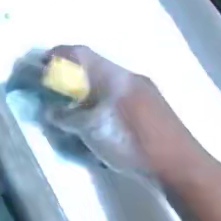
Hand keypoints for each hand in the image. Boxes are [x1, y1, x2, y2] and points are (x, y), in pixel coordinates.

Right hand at [46, 46, 205, 178]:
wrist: (181, 168)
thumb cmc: (133, 144)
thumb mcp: (92, 130)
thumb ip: (67, 116)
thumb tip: (49, 109)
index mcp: (116, 76)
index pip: (80, 53)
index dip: (57, 55)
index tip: (38, 66)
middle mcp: (131, 77)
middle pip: (93, 67)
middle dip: (69, 76)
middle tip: (51, 91)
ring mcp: (145, 93)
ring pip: (107, 83)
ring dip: (86, 91)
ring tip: (71, 110)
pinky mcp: (152, 111)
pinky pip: (117, 97)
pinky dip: (100, 104)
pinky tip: (96, 124)